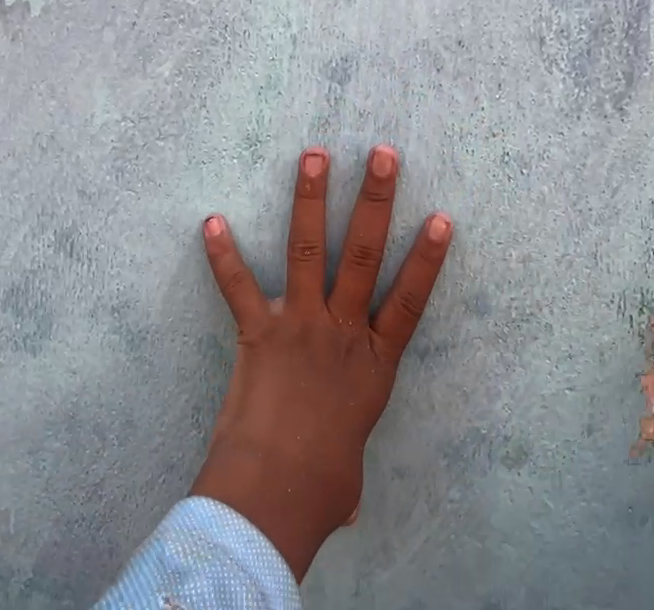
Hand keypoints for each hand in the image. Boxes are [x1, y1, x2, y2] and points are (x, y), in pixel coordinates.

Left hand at [190, 145, 454, 579]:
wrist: (274, 493)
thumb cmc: (319, 487)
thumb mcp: (347, 472)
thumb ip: (345, 461)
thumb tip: (343, 499)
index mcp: (374, 362)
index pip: (410, 299)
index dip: (428, 259)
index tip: (441, 218)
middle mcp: (342, 331)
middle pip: (365, 254)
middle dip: (375, 200)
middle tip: (382, 154)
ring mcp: (300, 325)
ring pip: (309, 249)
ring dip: (311, 199)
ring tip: (314, 155)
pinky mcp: (258, 333)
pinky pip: (238, 288)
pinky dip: (223, 256)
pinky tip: (211, 221)